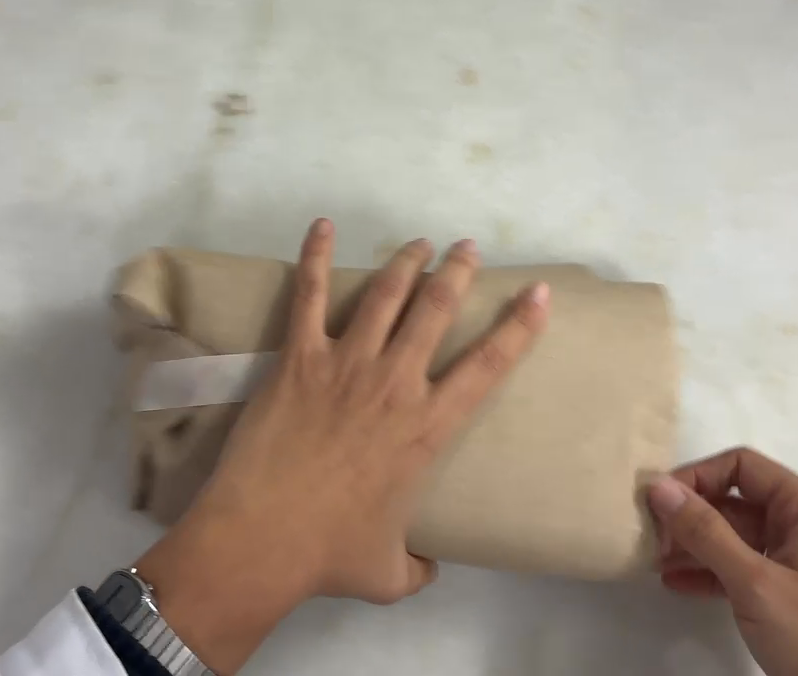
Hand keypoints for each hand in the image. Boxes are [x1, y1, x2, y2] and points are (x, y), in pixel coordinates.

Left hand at [132, 219, 549, 672]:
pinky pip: (310, 295)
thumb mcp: (389, 573)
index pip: (487, 366)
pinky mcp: (299, 356)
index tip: (537, 293)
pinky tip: (323, 225)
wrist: (260, 539)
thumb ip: (416, 565)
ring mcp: (345, 363)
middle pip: (436, 309)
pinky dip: (316, 257)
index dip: (518, 327)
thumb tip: (426, 566)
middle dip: (457, 271)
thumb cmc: (328, 553)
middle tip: (467, 247)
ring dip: (406, 261)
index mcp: (426, 428)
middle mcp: (394, 382)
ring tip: (420, 242)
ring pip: (385, 294)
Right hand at [648, 447, 797, 675]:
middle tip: (652, 536)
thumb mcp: (755, 583)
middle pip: (735, 501)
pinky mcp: (793, 592)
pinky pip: (744, 566)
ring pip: (735, 536)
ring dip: (695, 546)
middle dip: (691, 517)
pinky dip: (712, 571)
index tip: (661, 501)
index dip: (698, 476)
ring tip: (656, 561)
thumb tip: (657, 485)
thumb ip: (704, 531)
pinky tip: (677, 583)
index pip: (742, 467)